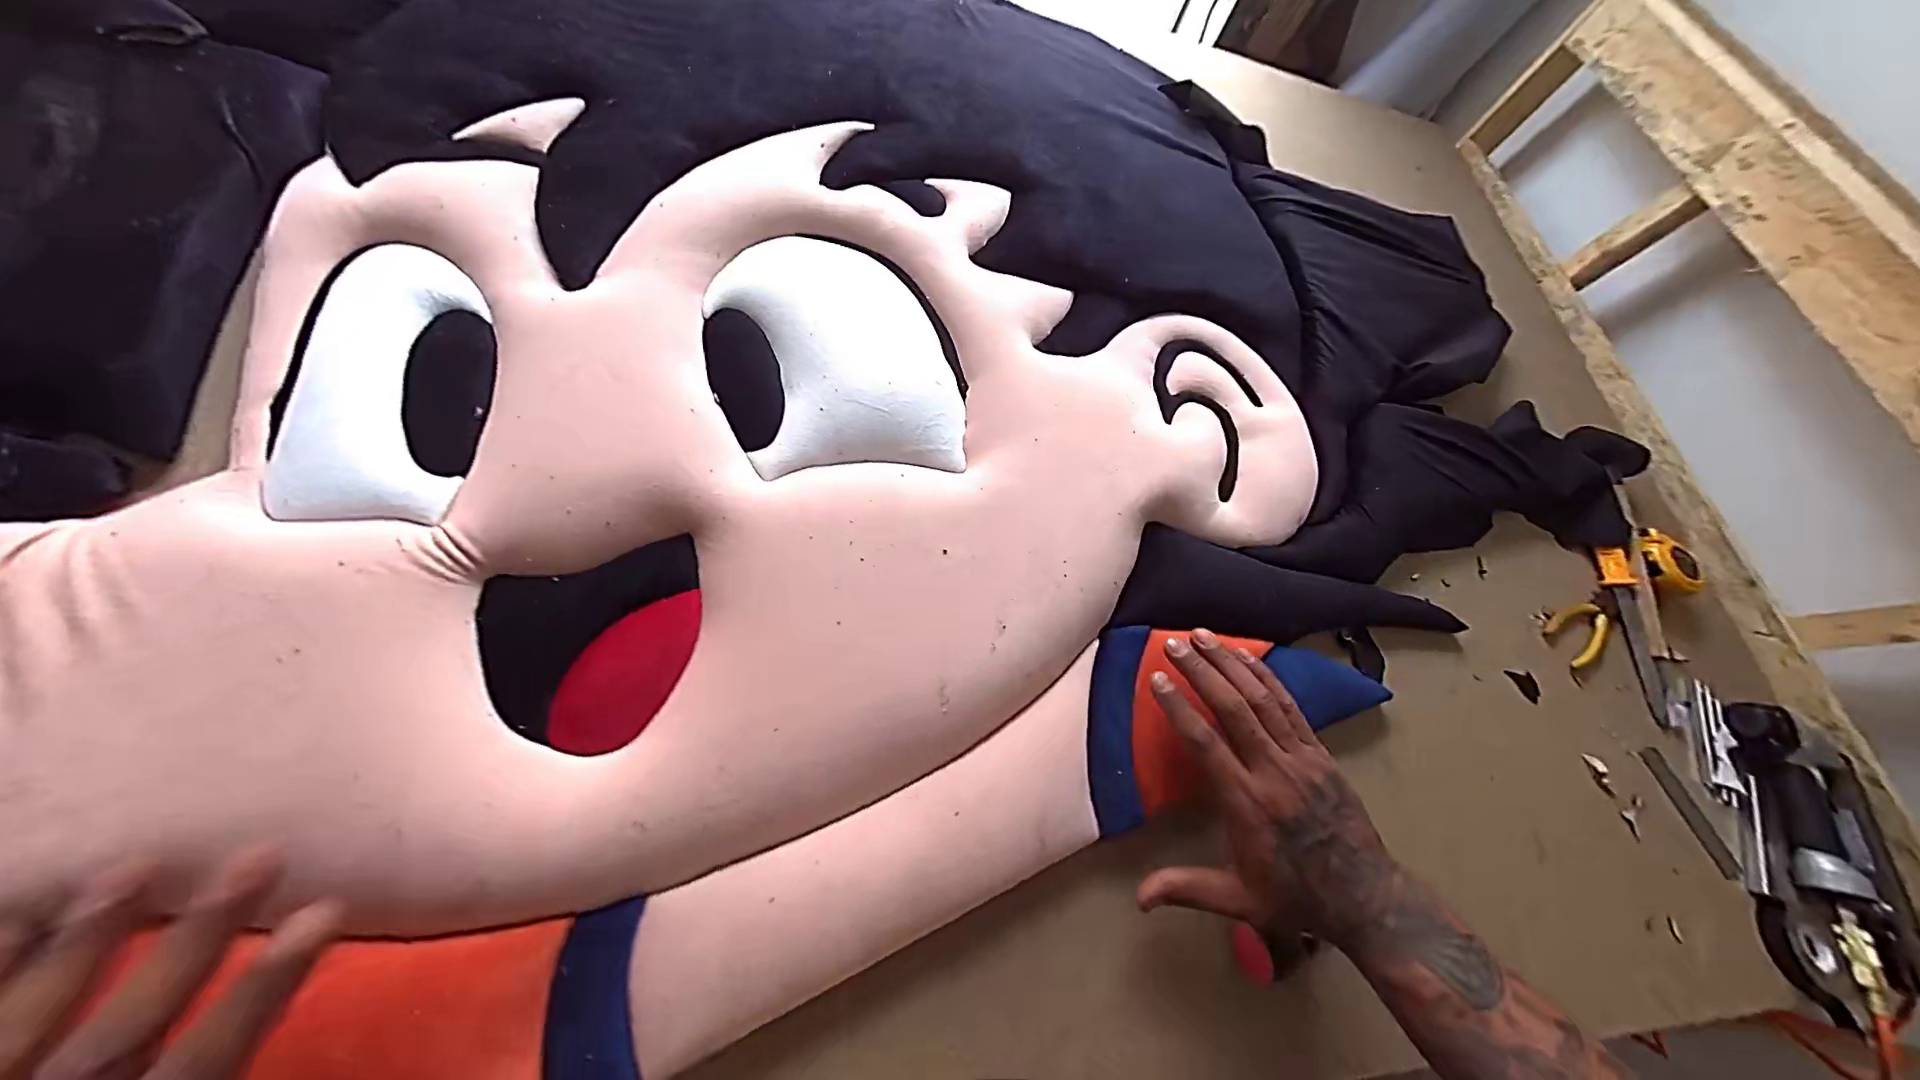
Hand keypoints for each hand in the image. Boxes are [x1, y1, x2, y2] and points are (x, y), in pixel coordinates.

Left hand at [0, 850, 341, 1079]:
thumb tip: (268, 1064)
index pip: (208, 1060)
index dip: (268, 984)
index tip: (328, 909)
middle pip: (124, 1031)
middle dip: (196, 938)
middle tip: (259, 855)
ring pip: (13, 1027)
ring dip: (76, 946)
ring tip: (126, 868)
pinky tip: (6, 917)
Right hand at [1136, 628, 1397, 953]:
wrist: (1369, 898)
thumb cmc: (1297, 898)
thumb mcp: (1239, 900)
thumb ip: (1187, 889)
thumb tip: (1139, 898)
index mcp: (1248, 803)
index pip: (1206, 743)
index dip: (1179, 707)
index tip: (1157, 679)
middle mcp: (1274, 772)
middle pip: (1233, 708)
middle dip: (1201, 670)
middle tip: (1174, 643)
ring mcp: (1302, 759)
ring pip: (1262, 699)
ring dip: (1230, 663)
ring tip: (1203, 636)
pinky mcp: (1320, 755)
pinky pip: (1290, 707)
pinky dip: (1266, 677)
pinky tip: (1246, 656)